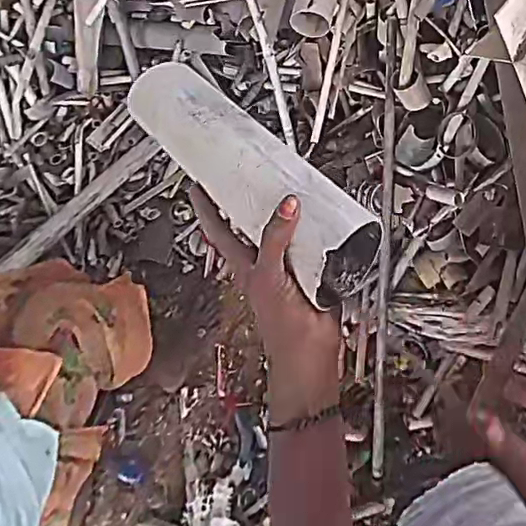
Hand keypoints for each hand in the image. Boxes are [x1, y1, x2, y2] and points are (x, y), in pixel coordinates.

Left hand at [190, 186, 341, 422]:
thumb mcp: (269, 277)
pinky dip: (319, 226)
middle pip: (255, 222)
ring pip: (287, 228)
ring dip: (291, 210)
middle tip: (255, 170)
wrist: (311, 355)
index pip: (218, 226)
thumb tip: (285, 207)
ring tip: (293, 184)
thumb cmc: (281, 329)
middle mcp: (265, 259)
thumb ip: (274, 241)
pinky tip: (325, 215)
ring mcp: (289, 263)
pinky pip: (315, 239)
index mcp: (244, 263)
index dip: (207, 204)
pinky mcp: (314, 266)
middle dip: (255, 198)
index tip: (200, 180)